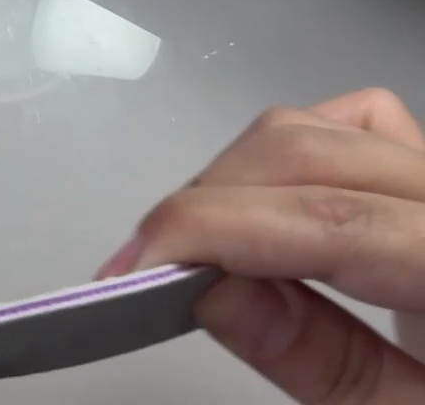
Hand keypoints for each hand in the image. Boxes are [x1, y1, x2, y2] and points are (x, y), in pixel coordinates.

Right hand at [98, 88, 424, 402]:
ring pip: (315, 128)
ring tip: (206, 245)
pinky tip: (271, 203)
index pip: (334, 220)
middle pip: (307, 155)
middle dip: (207, 204)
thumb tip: (202, 290)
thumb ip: (330, 367)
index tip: (130, 270)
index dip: (211, 232)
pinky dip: (291, 150)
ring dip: (234, 179)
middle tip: (152, 267)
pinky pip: (359, 123)